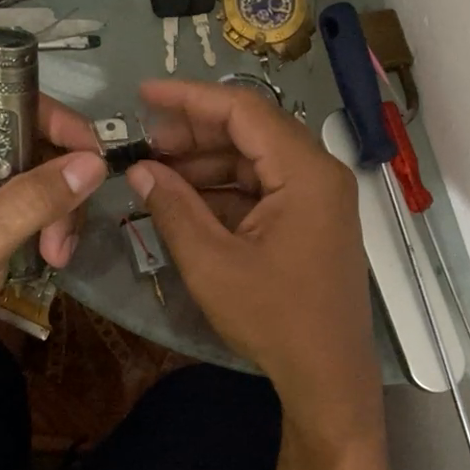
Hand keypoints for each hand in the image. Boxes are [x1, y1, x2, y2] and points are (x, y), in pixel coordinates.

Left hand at [0, 96, 106, 361]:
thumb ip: (34, 201)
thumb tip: (95, 163)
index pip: (13, 104)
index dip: (60, 128)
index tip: (95, 167)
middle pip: (38, 138)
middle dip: (60, 188)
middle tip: (62, 239)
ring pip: (48, 166)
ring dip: (62, 211)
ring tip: (55, 254)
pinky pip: (42, 188)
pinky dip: (55, 219)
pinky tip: (50, 251)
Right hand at [126, 80, 381, 439]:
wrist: (328, 374)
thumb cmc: (274, 317)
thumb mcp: (212, 263)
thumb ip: (174, 208)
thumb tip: (141, 170)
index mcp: (306, 171)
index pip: (245, 111)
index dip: (190, 99)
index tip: (143, 95)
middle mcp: (320, 173)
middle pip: (253, 132)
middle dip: (196, 134)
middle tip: (144, 144)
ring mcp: (320, 198)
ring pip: (257, 161)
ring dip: (208, 165)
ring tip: (155, 175)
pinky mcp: (314, 221)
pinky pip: (267, 189)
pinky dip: (228, 192)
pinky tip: (186, 201)